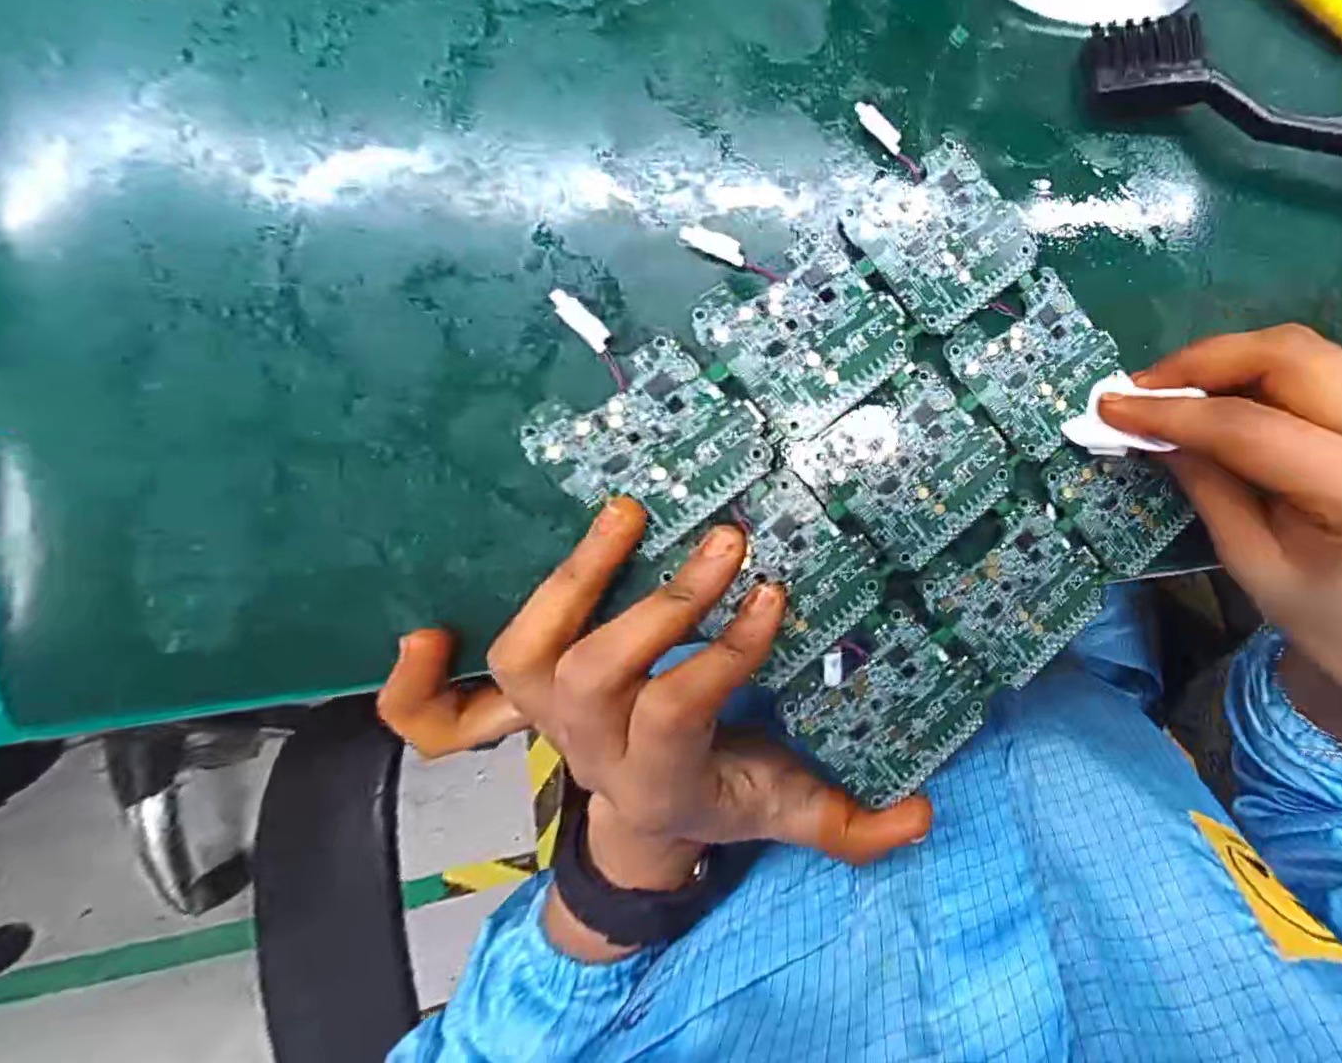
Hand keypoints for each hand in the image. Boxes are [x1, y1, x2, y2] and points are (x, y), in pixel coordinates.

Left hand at [379, 498, 930, 957]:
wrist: (650, 826)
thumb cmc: (725, 802)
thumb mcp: (790, 815)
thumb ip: (852, 827)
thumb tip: (924, 816)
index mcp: (663, 776)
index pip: (679, 709)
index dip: (722, 652)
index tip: (773, 590)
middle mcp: (594, 747)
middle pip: (596, 672)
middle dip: (663, 603)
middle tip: (725, 539)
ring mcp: (551, 724)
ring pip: (525, 658)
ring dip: (567, 583)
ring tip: (626, 515)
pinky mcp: (528, 705)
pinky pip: (441, 715)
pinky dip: (417, 682)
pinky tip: (427, 627)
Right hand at [1099, 325, 1341, 750]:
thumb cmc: (1322, 621)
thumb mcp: (1248, 561)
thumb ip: (1206, 484)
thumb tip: (1152, 430)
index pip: (1257, 428)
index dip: (1177, 412)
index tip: (1114, 407)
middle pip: (1295, 359)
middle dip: (1206, 361)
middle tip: (1144, 386)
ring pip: (1309, 354)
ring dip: (1230, 362)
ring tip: (1174, 389)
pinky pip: (1323, 374)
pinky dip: (1258, 377)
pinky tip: (1220, 398)